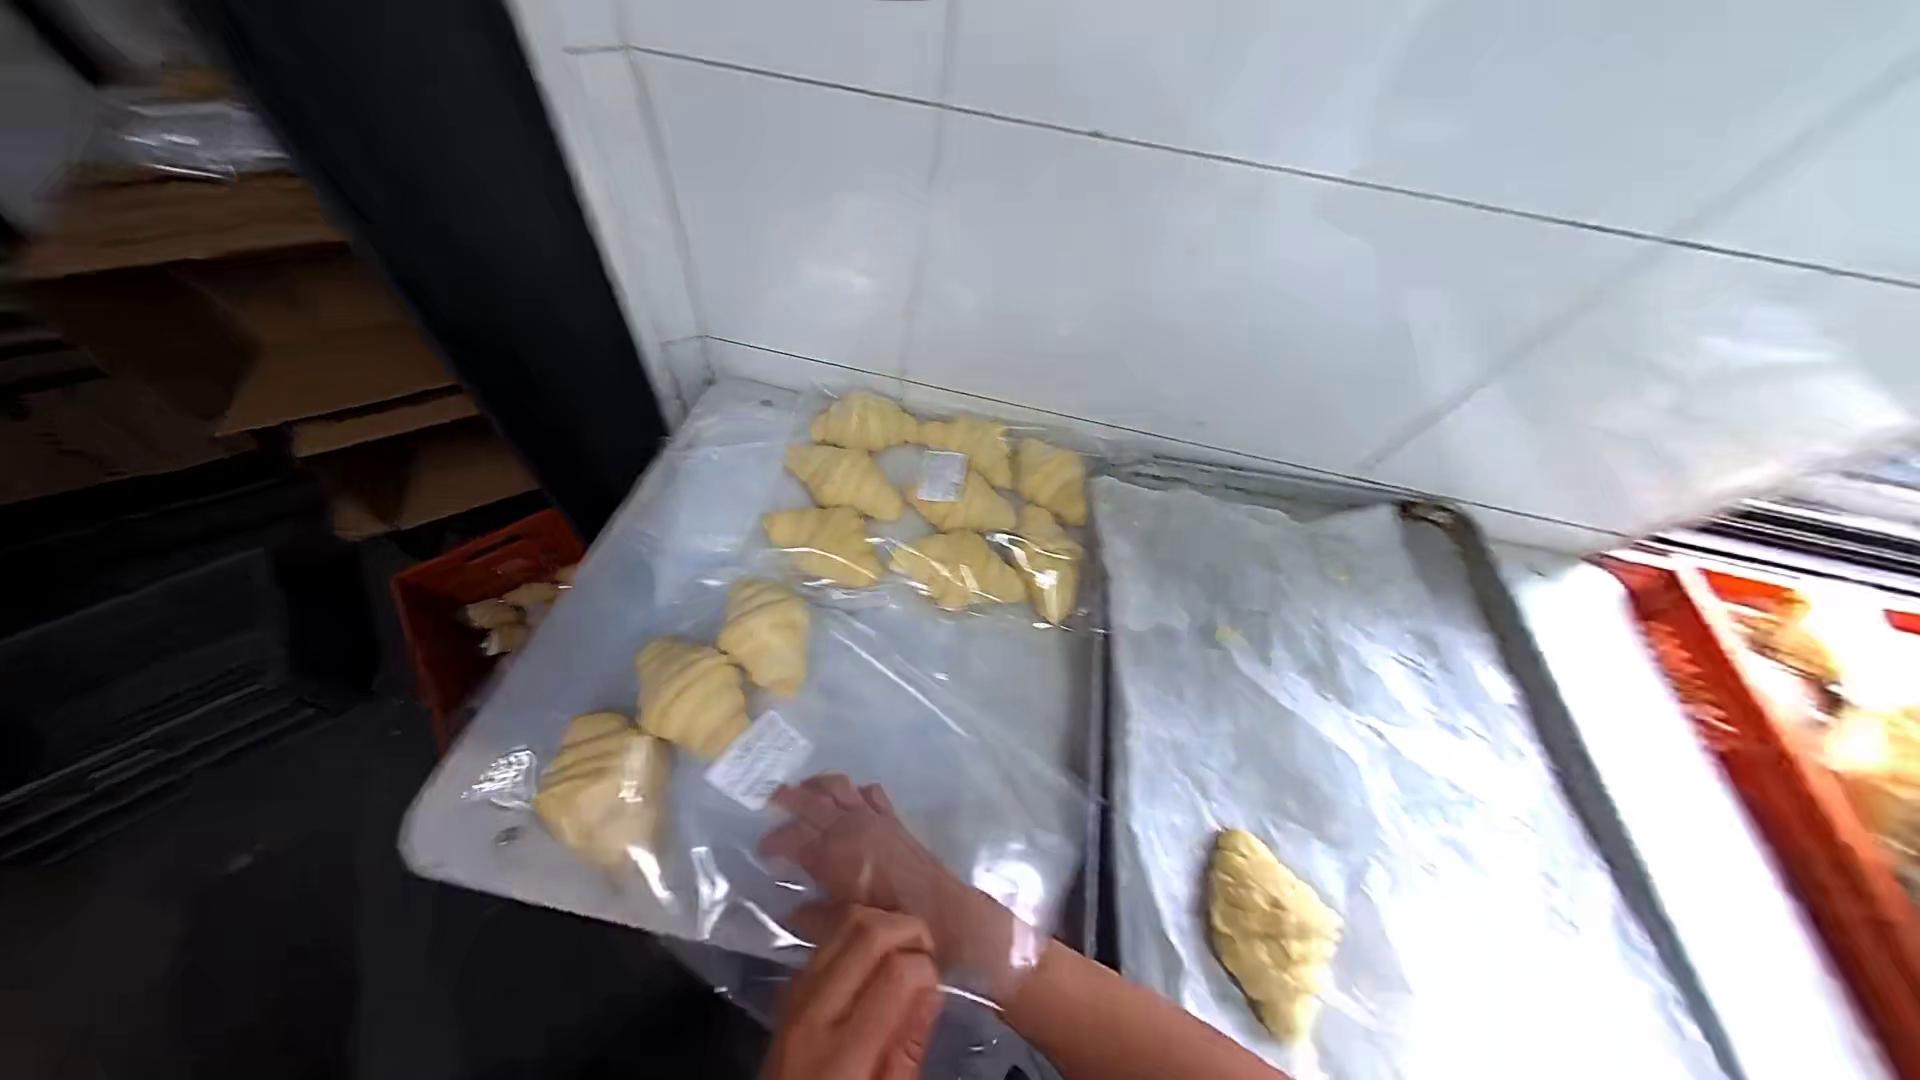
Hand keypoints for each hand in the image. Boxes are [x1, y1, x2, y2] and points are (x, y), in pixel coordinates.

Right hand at [760, 774, 1025, 996]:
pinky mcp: (893, 818)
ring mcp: (873, 817)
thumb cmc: (891, 921)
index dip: (774, 841)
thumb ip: (813, 917)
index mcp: (832, 853)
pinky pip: (870, 793)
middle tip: (769, 798)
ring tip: (803, 788)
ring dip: (818, 784)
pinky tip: (850, 797)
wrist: (942, 911)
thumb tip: (790, 910)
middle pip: (811, 801)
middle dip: (787, 797)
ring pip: (839, 786)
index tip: (762, 850)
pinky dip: (855, 790)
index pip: (792, 838)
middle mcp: (849, 827)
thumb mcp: (844, 924)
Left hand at [765, 905, 943, 1079]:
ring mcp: (796, 997)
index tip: (936, 985)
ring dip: (884, 923)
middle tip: (928, 954)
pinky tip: (877, 952)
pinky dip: (859, 931)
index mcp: (840, 1057)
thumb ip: (907, 1052)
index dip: (927, 969)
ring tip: (906, 947)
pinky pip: (828, 939)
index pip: (895, 975)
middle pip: (868, 934)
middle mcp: (813, 1014)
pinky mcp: (789, 991)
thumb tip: (932, 990)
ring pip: (846, 924)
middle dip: (910, 931)